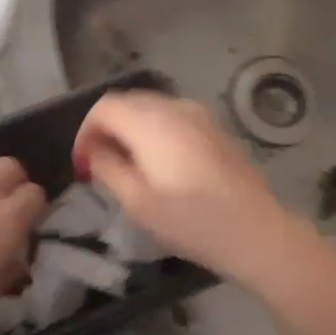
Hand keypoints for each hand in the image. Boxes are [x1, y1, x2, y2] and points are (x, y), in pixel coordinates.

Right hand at [73, 92, 312, 287]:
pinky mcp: (217, 132)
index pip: (104, 108)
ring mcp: (201, 117)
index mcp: (151, 122)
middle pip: (129, 103)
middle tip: (98, 165)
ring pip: (154, 110)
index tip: (81, 164)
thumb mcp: (137, 203)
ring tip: (127, 167)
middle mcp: (176, 108)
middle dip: (107, 129)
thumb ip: (108, 169)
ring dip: (132, 131)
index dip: (85, 132)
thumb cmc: (190, 221)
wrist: (254, 231)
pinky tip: (159, 166)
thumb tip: (94, 152)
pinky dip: (157, 134)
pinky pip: (175, 121)